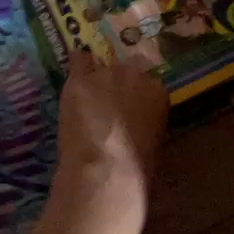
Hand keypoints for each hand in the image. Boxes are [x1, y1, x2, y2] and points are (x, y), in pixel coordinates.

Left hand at [7, 52, 167, 233]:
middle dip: (119, 85)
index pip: (149, 81)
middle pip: (126, 70)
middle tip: (109, 106)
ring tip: (89, 102)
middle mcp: (134, 74)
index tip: (131, 107)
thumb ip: (147, 119)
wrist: (106, 173)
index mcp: (158, 91)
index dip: (138, 95)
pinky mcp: (80, 80)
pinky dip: (79, 65)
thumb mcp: (154, 142)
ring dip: (97, 82)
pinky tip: (76, 72)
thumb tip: (136, 120)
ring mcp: (105, 73)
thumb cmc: (136, 170)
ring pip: (101, 68)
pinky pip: (79, 60)